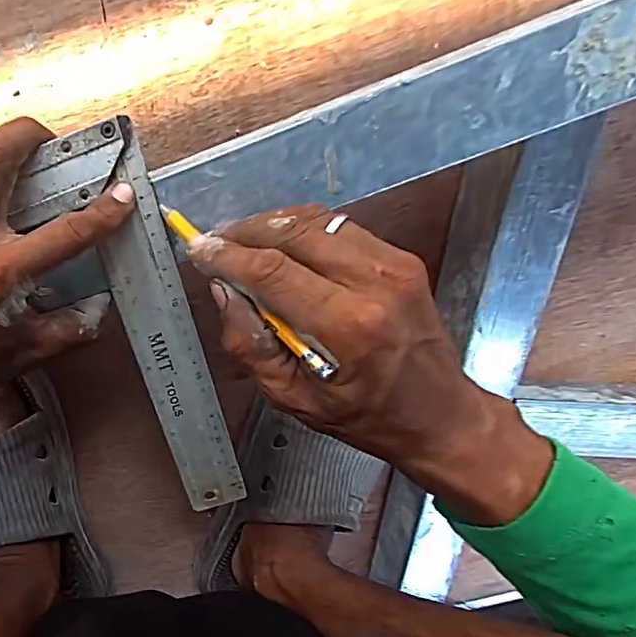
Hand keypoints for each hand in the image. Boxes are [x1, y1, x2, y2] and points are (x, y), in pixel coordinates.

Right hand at [188, 205, 552, 525]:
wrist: (437, 412)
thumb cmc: (361, 416)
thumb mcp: (291, 396)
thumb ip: (250, 344)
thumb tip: (224, 292)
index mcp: (347, 325)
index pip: (272, 271)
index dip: (228, 256)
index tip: (199, 249)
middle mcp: (374, 282)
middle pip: (293, 232)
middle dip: (245, 231)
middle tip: (214, 241)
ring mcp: (393, 263)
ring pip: (317, 220)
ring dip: (271, 225)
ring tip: (239, 239)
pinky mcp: (400, 257)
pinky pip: (338, 227)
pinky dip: (300, 229)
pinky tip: (278, 244)